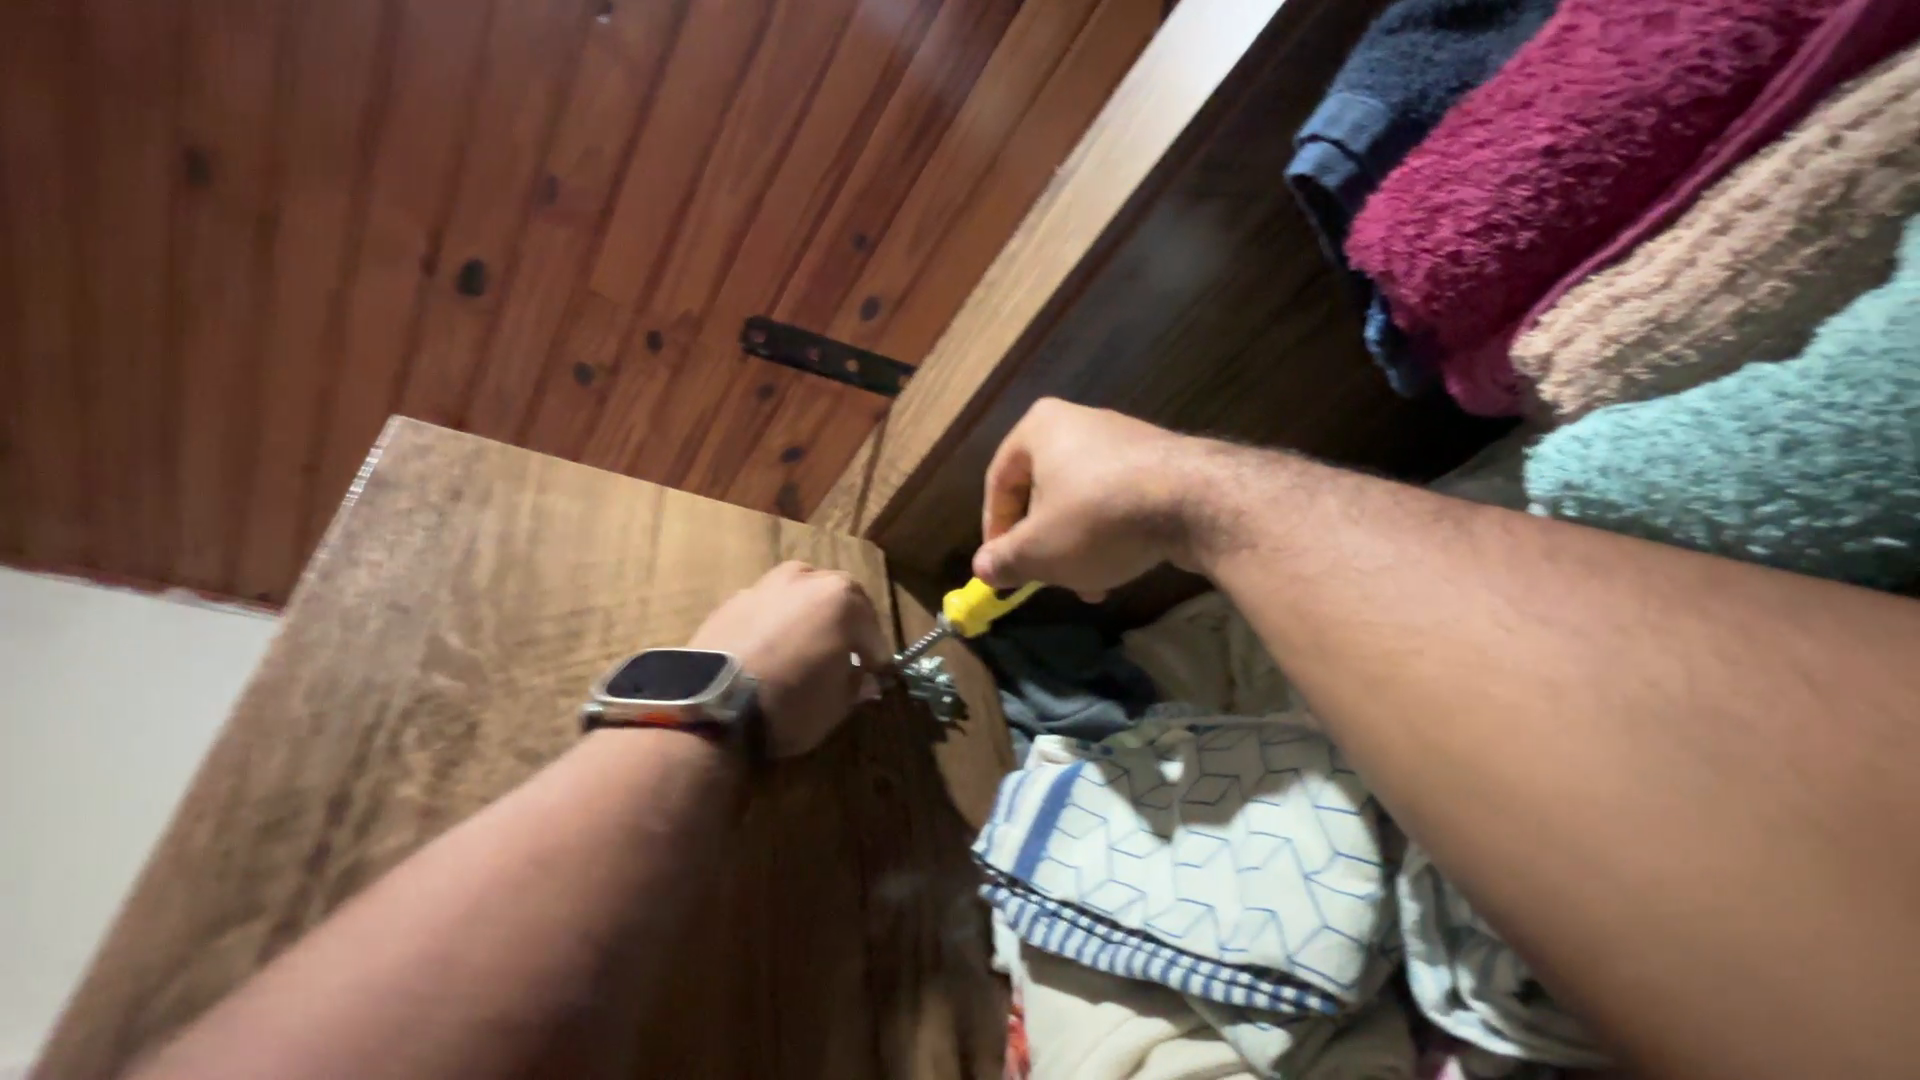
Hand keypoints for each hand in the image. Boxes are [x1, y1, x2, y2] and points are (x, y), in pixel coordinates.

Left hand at [687, 562, 888, 757]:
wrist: (710, 703)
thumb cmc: (790, 701)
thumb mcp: (837, 704)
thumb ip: (857, 684)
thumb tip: (866, 679)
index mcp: (842, 597)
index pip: (873, 630)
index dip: (876, 657)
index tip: (877, 677)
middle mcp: (806, 578)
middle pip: (837, 600)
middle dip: (845, 626)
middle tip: (844, 658)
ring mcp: (765, 585)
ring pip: (800, 598)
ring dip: (808, 618)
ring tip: (803, 650)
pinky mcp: (732, 600)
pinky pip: (768, 610)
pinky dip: (775, 625)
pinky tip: (770, 651)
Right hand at [973, 398, 1198, 601]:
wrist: (1197, 503)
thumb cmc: (1097, 518)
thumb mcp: (1038, 551)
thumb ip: (1004, 561)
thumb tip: (983, 569)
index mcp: (1039, 427)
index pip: (998, 483)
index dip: (994, 532)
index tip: (1001, 569)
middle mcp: (1080, 422)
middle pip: (1043, 493)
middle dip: (1043, 544)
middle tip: (1046, 579)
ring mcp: (1126, 439)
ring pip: (1082, 501)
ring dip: (1077, 546)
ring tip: (1088, 585)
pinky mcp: (1162, 462)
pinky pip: (1119, 500)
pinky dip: (1111, 533)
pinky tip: (1120, 567)